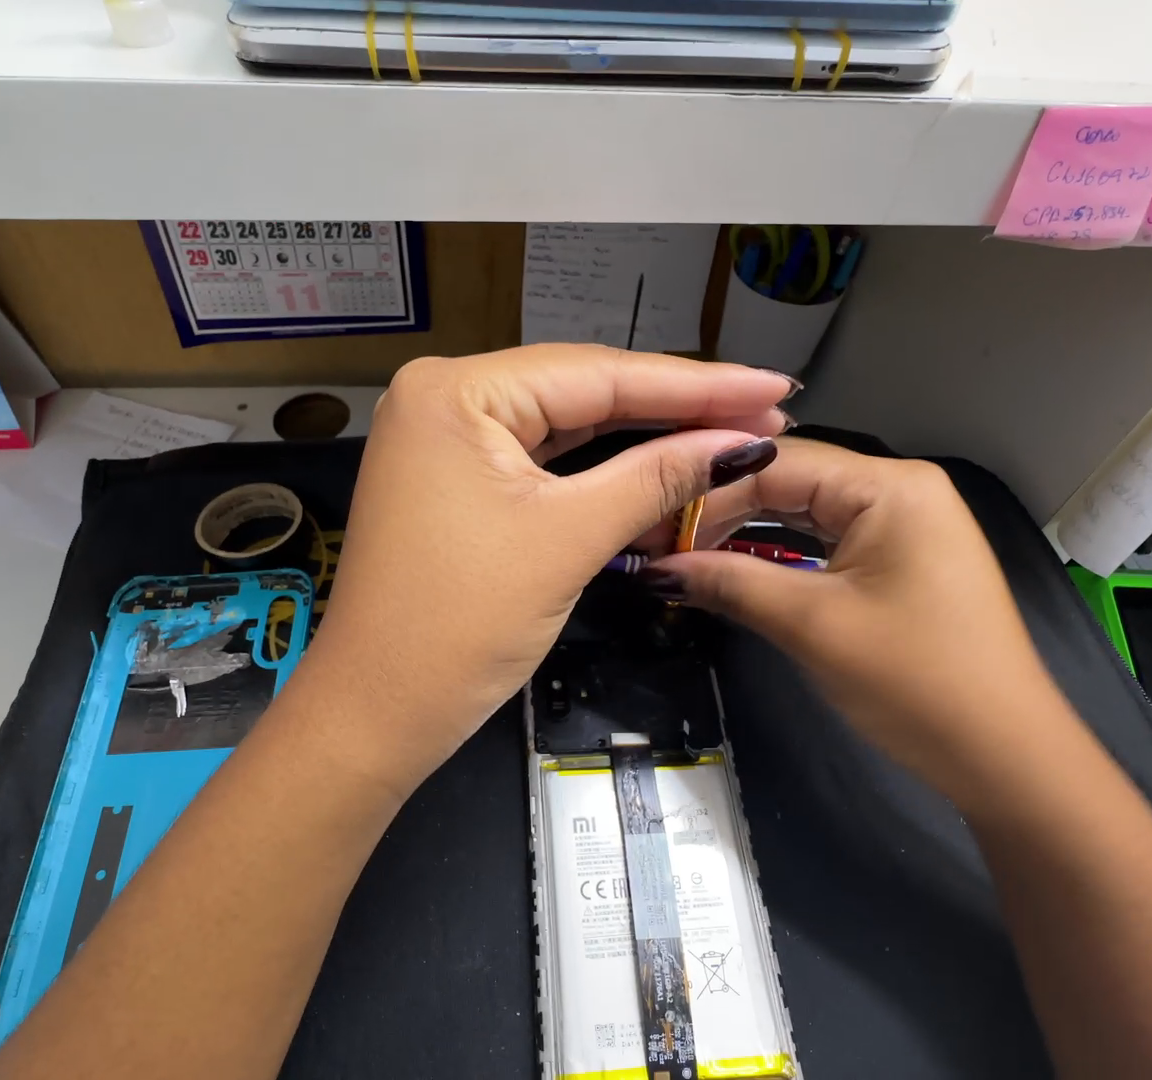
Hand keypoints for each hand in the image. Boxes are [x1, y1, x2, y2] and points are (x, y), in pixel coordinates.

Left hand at [296, 345, 793, 788]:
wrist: (379, 713)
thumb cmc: (460, 625)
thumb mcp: (566, 539)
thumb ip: (656, 477)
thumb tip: (741, 443)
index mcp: (455, 390)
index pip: (598, 372)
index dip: (696, 383)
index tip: (773, 384)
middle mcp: (445, 397)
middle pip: (583, 391)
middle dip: (676, 406)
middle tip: (764, 410)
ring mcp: (448, 439)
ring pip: (568, 425)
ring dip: (645, 434)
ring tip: (729, 430)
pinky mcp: (458, 479)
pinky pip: (543, 458)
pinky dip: (601, 465)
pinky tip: (661, 457)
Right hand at [637, 438, 1068, 802]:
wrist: (1006, 759)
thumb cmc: (916, 683)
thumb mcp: (813, 626)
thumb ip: (731, 583)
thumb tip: (655, 568)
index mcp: (889, 485)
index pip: (774, 464)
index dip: (704, 491)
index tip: (647, 524)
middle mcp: (898, 489)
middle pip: (787, 482)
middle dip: (720, 512)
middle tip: (656, 544)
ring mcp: (902, 525)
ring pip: (801, 513)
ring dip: (744, 534)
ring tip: (681, 554)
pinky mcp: (899, 561)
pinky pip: (823, 542)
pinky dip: (777, 556)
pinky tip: (731, 566)